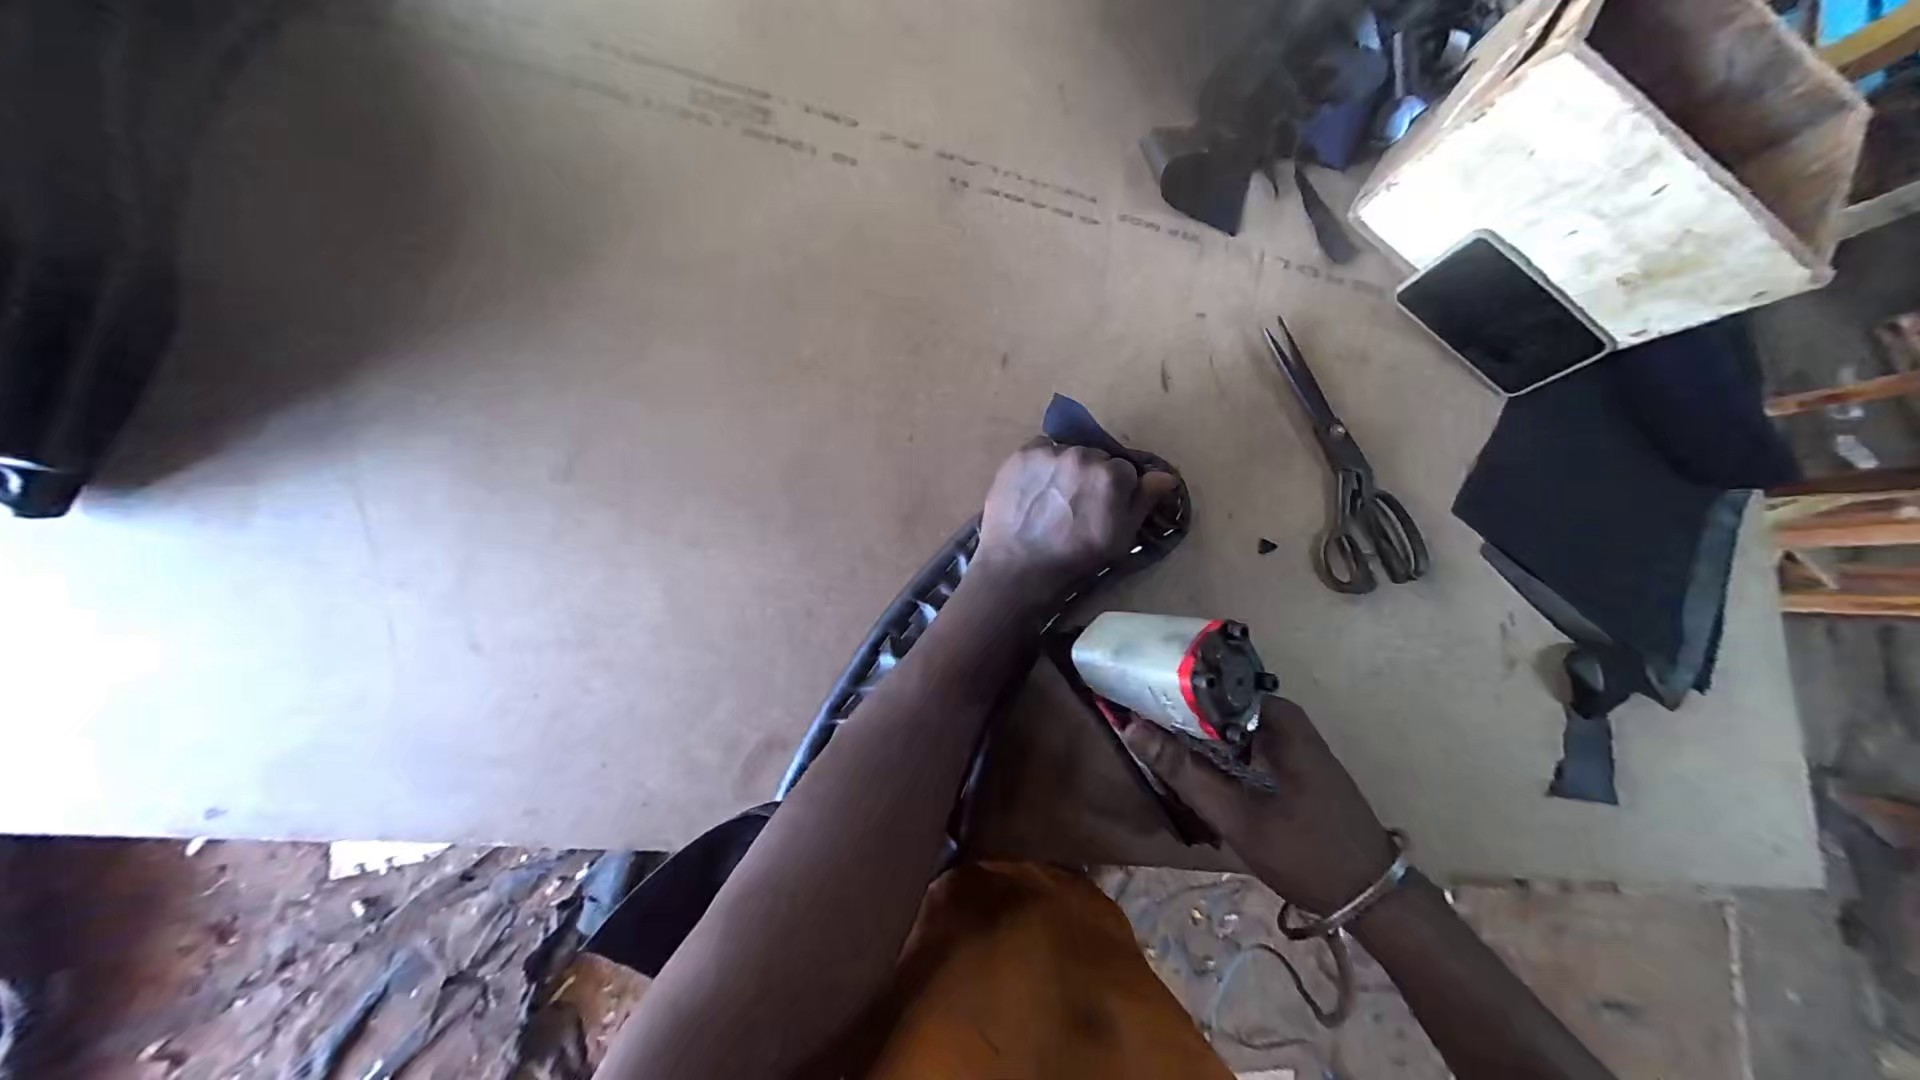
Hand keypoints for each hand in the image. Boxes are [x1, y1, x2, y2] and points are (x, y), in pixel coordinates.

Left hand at [971, 439, 1175, 596]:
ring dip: (1067, 468)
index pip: (1126, 471)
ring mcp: (1049, 452)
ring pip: (1069, 452)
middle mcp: (1083, 455)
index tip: (1103, 509)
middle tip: (1077, 503)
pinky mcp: (1022, 454)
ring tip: (1054, 496)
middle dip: (1093, 476)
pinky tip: (1036, 487)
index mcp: (1112, 475)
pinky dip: (1042, 463)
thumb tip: (1164, 476)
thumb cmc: (1075, 558)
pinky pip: (1042, 449)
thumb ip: (1143, 501)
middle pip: (1097, 458)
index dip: (1117, 491)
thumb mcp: (1120, 538)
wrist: (1018, 567)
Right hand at [1121, 697, 1396, 914]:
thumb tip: (1131, 727)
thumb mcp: (1235, 816)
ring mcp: (1287, 736)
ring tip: (1150, 746)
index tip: (1127, 703)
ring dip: (1190, 738)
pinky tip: (1188, 769)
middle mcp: (1282, 715)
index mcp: (1274, 716)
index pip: (1204, 687)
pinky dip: (1211, 753)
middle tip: (1133, 730)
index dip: (1163, 694)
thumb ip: (1183, 770)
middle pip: (1211, 704)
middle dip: (1173, 718)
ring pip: (1221, 725)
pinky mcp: (1287, 757)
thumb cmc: (1305, 853)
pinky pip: (1237, 742)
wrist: (1372, 897)